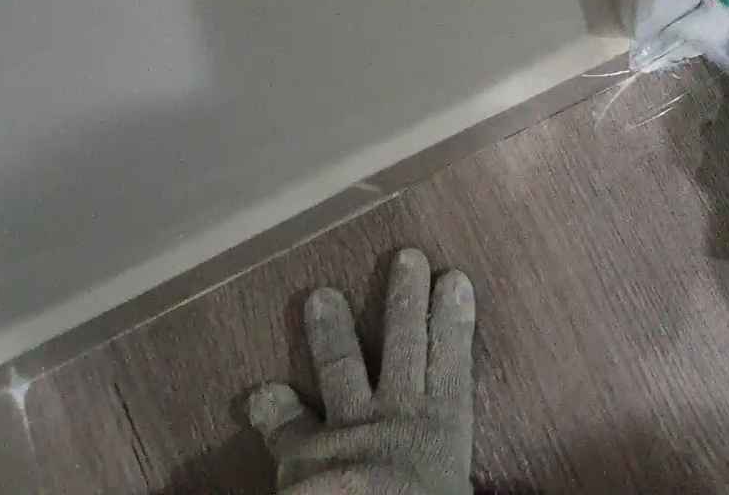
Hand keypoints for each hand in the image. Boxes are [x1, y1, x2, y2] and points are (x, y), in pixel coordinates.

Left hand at [248, 249, 475, 494]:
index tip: (453, 277)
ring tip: (320, 295)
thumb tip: (467, 463)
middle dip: (405, 298)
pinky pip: (286, 428)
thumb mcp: (453, 484)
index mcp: (442, 421)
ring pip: (342, 365)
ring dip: (332, 330)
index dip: (453, 316)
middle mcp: (399, 409)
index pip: (452, 357)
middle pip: (404, 342)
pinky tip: (261, 394)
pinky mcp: (304, 451)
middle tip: (406, 256)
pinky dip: (272, 410)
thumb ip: (449, 461)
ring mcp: (349, 424)